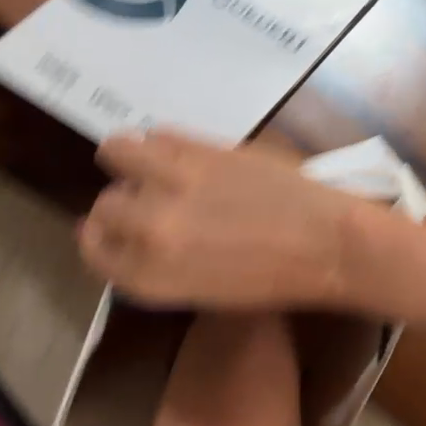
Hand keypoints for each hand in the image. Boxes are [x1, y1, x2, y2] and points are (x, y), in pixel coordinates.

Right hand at [78, 130, 371, 309]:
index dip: (106, 236)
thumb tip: (143, 239)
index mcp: (148, 278)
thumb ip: (163, 266)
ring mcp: (172, 185)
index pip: (95, 250)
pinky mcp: (202, 151)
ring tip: (157, 166)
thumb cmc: (280, 279)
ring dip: (131, 160)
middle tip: (153, 199)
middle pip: (106, 205)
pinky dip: (164, 142)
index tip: (120, 229)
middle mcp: (148, 230)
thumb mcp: (207, 291)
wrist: (330, 245)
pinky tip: (186, 153)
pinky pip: (157, 134)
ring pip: (117, 153)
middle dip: (125, 202)